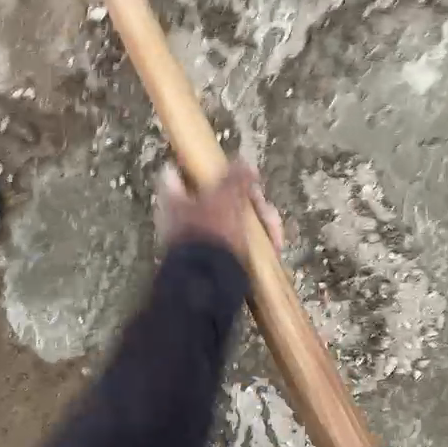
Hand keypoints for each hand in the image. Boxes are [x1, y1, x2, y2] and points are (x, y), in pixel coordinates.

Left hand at [154, 159, 284, 261]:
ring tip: (273, 234)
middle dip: (247, 200)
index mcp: (174, 199)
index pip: (177, 171)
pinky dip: (256, 242)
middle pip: (217, 195)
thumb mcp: (226, 200)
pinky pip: (238, 241)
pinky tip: (272, 245)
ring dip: (259, 223)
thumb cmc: (212, 237)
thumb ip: (236, 179)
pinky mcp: (216, 258)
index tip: (221, 165)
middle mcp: (182, 218)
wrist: (209, 286)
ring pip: (233, 218)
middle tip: (263, 206)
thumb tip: (246, 161)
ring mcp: (200, 239)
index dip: (198, 164)